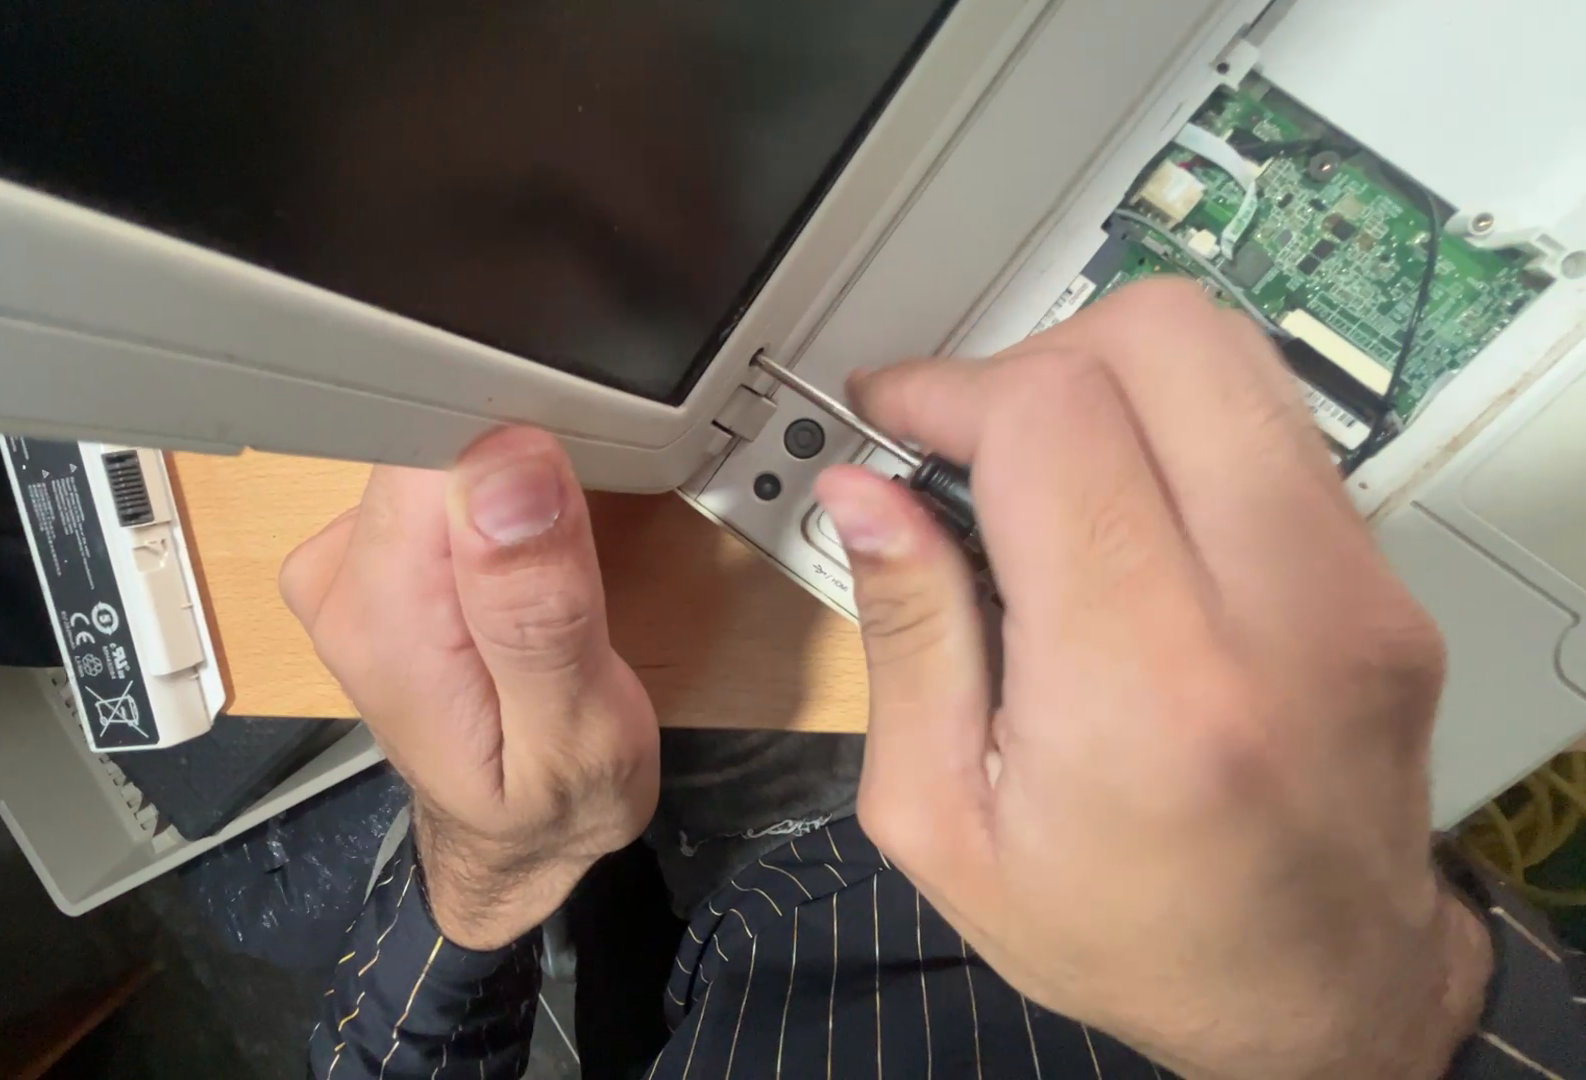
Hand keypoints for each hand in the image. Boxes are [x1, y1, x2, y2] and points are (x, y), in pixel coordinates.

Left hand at [281, 427, 658, 948]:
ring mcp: (348, 569)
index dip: (502, 442)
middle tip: (571, 542)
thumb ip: (539, 609)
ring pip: (430, 458)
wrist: (516, 836)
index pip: (424, 456)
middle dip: (511, 468)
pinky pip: (428, 483)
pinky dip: (484, 494)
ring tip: (551, 556)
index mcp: (387, 621)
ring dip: (503, 482)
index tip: (562, 472)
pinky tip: (516, 548)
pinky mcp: (372, 561)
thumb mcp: (578, 730)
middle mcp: (341, 582)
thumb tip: (509, 469)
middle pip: (424, 447)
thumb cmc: (557, 802)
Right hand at [819, 280, 1490, 1078]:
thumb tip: (859, 493)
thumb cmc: (1100, 927)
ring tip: (1011, 461)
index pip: (1053, 426)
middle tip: (949, 436)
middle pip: (1158, 343)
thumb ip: (902, 632)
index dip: (945, 388)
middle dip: (1020, 360)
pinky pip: (1250, 419)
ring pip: (1217, 353)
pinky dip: (1145, 420)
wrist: (1306, 1002)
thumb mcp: (932, 810)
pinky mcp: (1376, 576)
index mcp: (1142, 687)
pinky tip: (1087, 502)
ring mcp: (1356, 583)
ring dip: (1084, 375)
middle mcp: (1284, 610)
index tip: (883, 414)